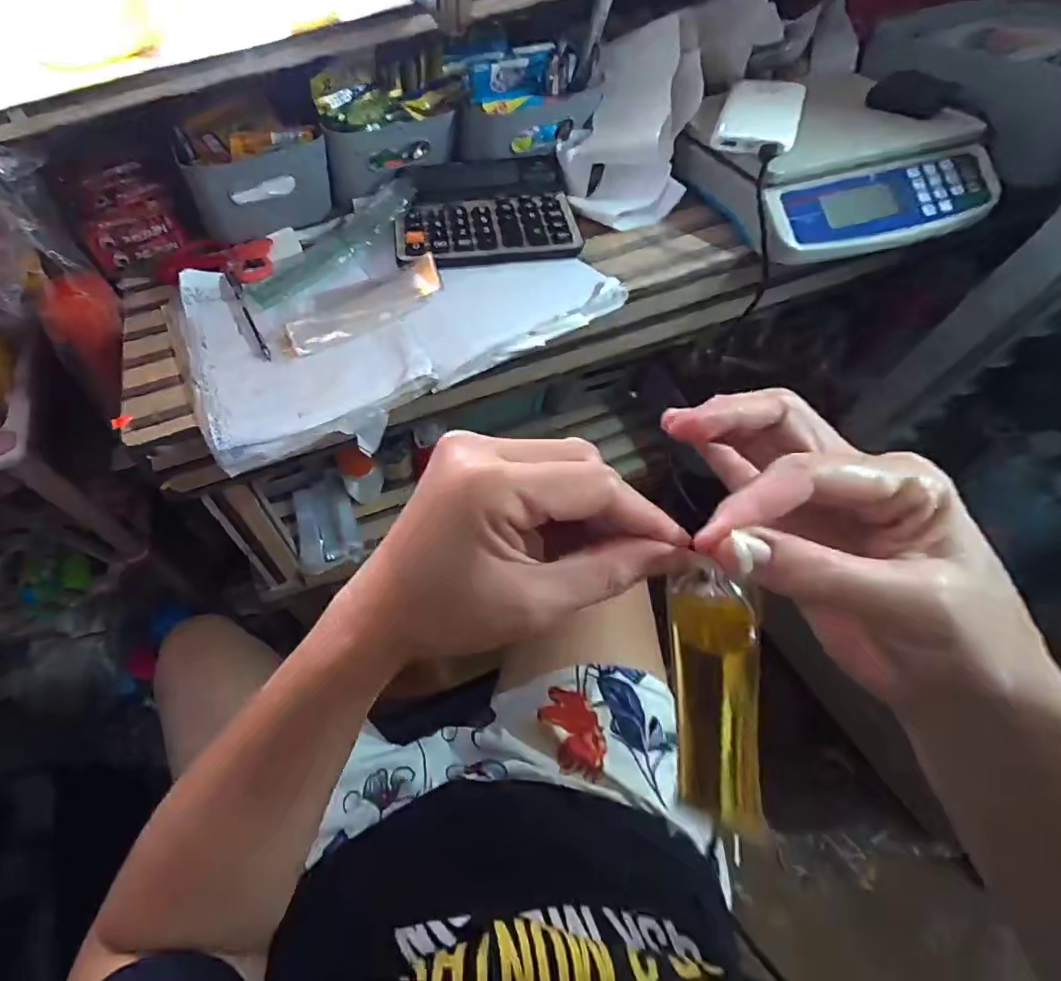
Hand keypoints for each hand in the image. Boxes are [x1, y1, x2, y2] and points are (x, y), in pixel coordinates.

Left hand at [336, 432, 690, 663]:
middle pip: (580, 460)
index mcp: (490, 480)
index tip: (678, 547)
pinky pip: (534, 464)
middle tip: (638, 554)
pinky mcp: (467, 454)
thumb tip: (668, 552)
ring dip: (589, 499)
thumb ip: (607, 571)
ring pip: (561, 458)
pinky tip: (563, 532)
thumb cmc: (449, 617)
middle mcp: (480, 445)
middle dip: (616, 506)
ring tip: (600, 548)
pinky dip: (558, 495)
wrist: (382, 610)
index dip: (642, 516)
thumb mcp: (535, 604)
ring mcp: (470, 444)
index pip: (593, 483)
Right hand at [663, 390, 1058, 711]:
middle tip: (679, 423)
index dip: (754, 500)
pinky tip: (696, 447)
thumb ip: (812, 571)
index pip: (808, 473)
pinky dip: (724, 463)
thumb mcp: (905, 606)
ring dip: (722, 431)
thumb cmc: (965, 645)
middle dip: (733, 417)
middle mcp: (859, 478)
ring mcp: (827, 503)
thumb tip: (723, 547)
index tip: (711, 539)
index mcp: (900, 483)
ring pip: (767, 446)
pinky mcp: (801, 529)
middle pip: (788, 424)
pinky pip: (756, 485)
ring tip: (676, 425)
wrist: (973, 694)